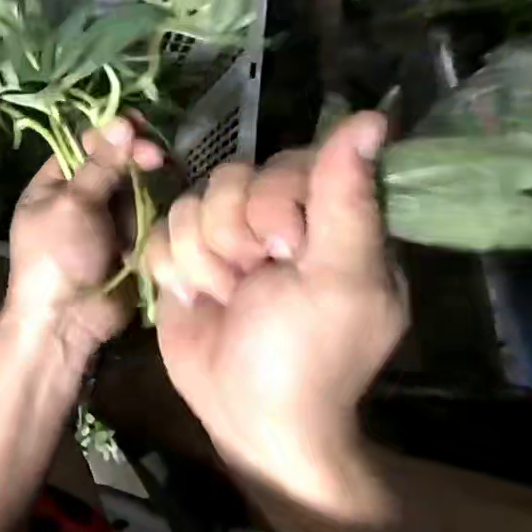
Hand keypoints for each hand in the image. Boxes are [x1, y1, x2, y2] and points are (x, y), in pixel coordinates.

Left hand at [6, 114, 164, 352]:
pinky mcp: (130, 244)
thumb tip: (120, 121)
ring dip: (150, 185)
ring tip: (168, 181)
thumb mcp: (73, 204)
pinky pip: (148, 218)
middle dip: (137, 158)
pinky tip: (172, 205)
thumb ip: (100, 165)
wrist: (66, 320)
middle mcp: (79, 198)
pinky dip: (157, 212)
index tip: (139, 130)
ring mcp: (106, 222)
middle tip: (159, 158)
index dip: (113, 135)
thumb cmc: (57, 257)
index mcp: (53, 184)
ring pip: (136, 190)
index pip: (85, 145)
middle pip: (115, 165)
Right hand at [145, 112, 405, 508]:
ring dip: (200, 259)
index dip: (273, 200)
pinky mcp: (183, 258)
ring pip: (189, 204)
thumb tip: (372, 117)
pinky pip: (160, 231)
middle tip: (250, 282)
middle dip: (231, 236)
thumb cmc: (305, 354)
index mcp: (328, 220)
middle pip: (228, 178)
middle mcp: (274, 219)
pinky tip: (190, 298)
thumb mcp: (338, 279)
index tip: (282, 250)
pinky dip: (170, 268)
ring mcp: (223, 238)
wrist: (245, 414)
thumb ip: (345, 198)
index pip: (289, 163)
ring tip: (222, 297)